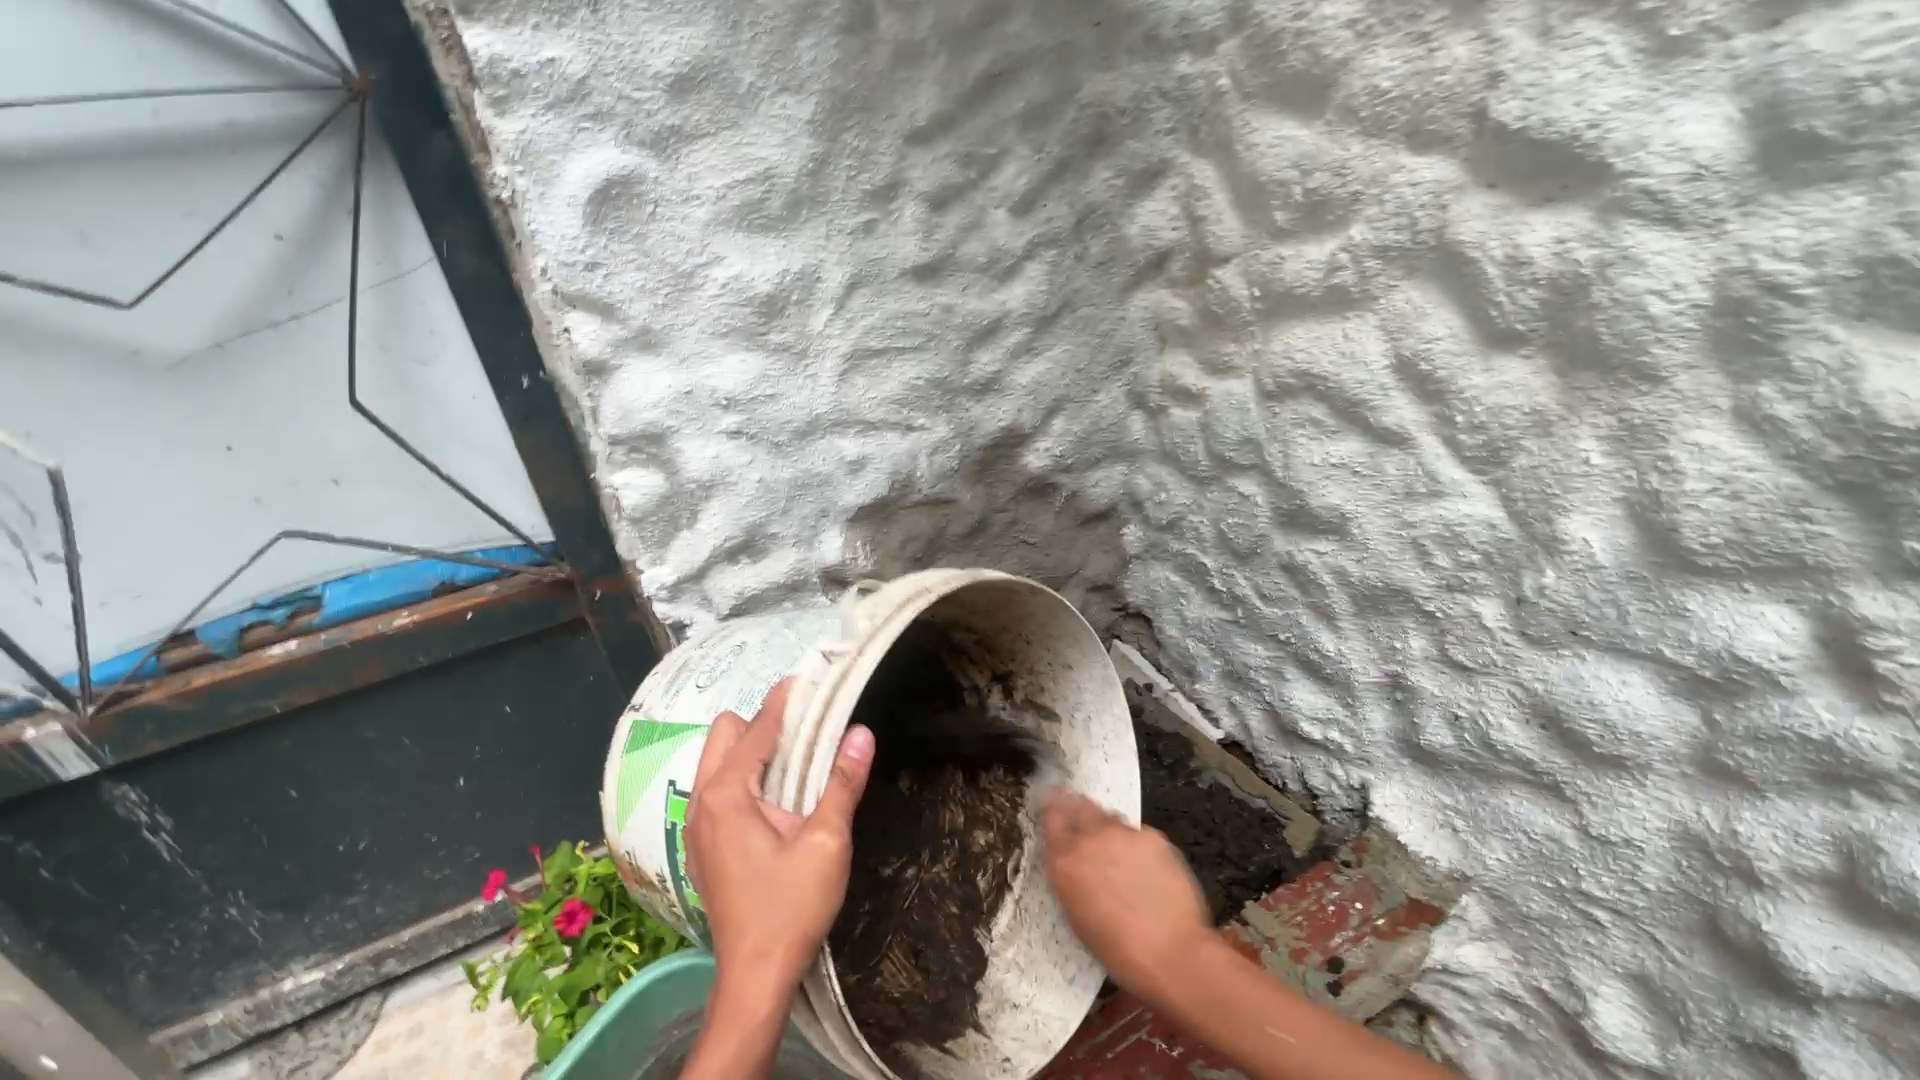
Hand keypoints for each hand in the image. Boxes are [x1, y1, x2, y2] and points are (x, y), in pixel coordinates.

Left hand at [685, 679, 876, 998]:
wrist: (756, 974)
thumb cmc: (792, 907)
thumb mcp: (827, 842)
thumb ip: (842, 783)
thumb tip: (861, 733)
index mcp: (727, 794)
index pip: (757, 729)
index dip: (786, 702)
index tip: (811, 680)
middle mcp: (702, 801)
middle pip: (724, 733)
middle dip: (763, 724)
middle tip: (807, 736)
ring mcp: (695, 825)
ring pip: (717, 760)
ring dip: (751, 751)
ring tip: (794, 765)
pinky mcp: (700, 845)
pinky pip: (716, 788)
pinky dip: (742, 778)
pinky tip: (775, 801)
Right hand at [1042, 790, 1211, 992]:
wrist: (1170, 953)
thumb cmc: (1118, 948)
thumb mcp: (1076, 914)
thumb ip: (1069, 876)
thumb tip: (1072, 860)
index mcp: (1064, 862)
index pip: (1051, 814)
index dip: (1053, 806)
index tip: (1055, 803)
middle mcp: (1089, 839)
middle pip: (1080, 805)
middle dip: (1080, 809)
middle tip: (1088, 825)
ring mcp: (1123, 834)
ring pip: (1111, 818)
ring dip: (1111, 829)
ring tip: (1121, 854)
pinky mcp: (1153, 836)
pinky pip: (1140, 833)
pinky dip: (1139, 844)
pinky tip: (1148, 867)